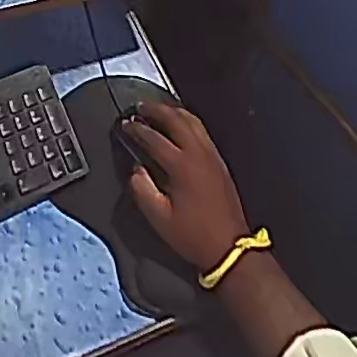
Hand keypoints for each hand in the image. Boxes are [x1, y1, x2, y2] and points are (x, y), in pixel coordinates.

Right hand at [123, 101, 249, 271]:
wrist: (231, 249)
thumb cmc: (194, 235)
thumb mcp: (159, 217)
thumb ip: (141, 189)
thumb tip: (137, 170)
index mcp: (181, 166)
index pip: (153, 138)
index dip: (136, 128)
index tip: (125, 125)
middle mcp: (198, 154)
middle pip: (175, 119)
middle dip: (155, 110)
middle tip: (140, 107)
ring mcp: (212, 156)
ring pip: (192, 121)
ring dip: (172, 111)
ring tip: (159, 109)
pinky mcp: (220, 162)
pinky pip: (202, 131)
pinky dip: (187, 120)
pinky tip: (180, 124)